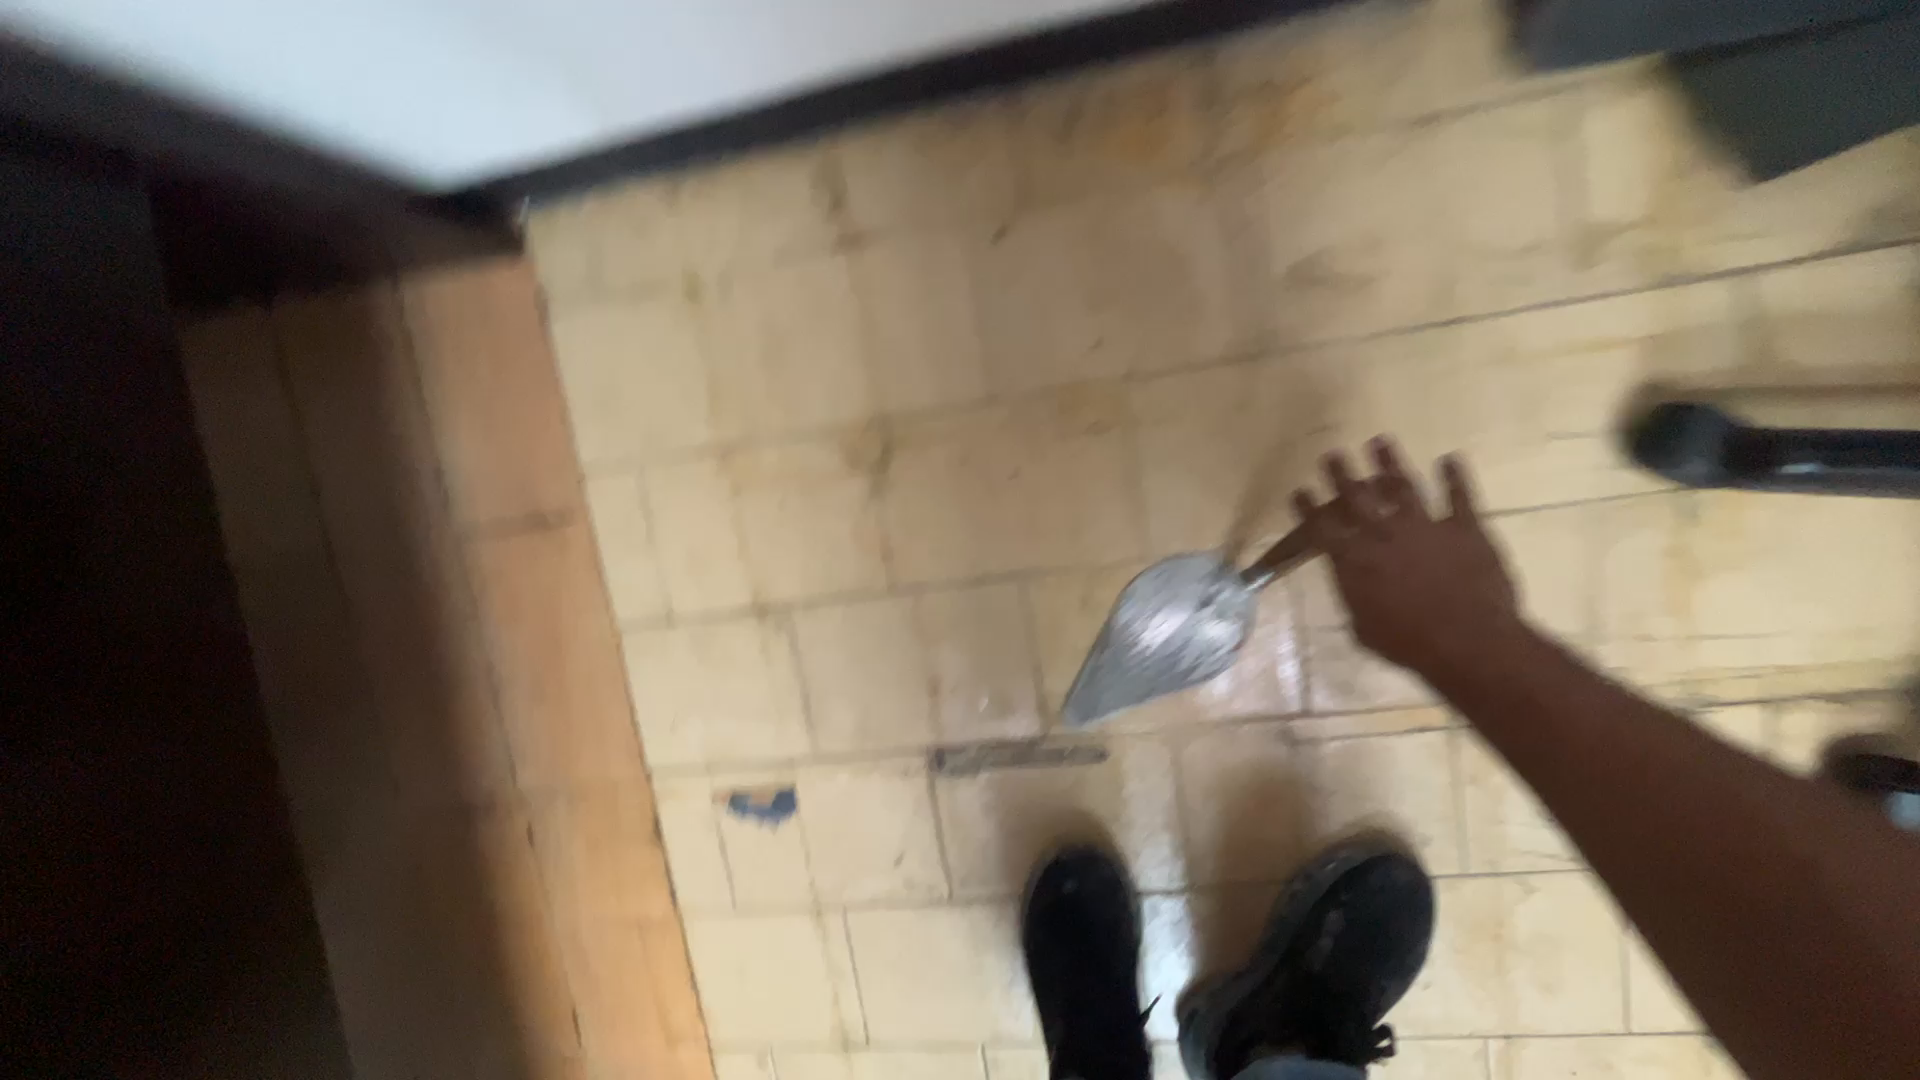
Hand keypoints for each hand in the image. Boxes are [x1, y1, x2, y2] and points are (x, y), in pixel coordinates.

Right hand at [1293, 437, 1523, 676]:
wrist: (1467, 641)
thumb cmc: (1408, 644)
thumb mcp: (1365, 629)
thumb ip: (1356, 601)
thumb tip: (1354, 593)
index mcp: (1353, 561)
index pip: (1322, 527)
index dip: (1308, 507)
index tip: (1299, 490)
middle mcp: (1383, 535)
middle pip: (1357, 497)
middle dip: (1342, 473)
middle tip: (1332, 454)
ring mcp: (1425, 527)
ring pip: (1403, 486)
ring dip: (1390, 463)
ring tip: (1380, 441)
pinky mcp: (1465, 528)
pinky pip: (1460, 496)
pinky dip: (1455, 477)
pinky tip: (1450, 459)